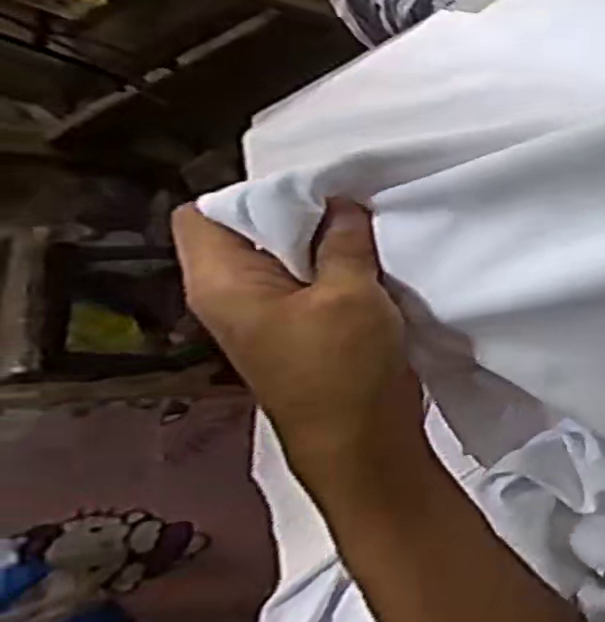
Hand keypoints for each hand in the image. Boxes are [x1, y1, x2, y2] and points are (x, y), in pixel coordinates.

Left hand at [173, 200, 424, 486]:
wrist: (360, 432)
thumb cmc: (342, 363)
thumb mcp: (350, 294)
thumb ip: (344, 244)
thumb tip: (341, 204)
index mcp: (223, 282)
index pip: (209, 214)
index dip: (257, 194)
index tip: (318, 189)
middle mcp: (236, 293)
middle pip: (253, 231)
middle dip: (304, 212)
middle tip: (356, 201)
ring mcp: (272, 311)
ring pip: (291, 255)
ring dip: (329, 240)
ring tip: (373, 228)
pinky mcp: (307, 323)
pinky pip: (317, 279)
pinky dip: (344, 264)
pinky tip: (379, 260)